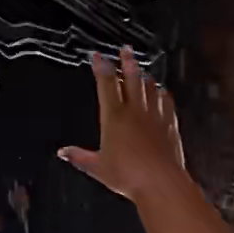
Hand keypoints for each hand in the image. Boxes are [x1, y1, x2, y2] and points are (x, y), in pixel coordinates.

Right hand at [58, 46, 189, 205]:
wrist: (160, 182)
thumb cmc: (128, 175)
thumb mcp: (97, 167)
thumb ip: (80, 157)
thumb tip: (64, 153)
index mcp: (114, 118)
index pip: (106, 84)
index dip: (101, 67)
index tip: (98, 56)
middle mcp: (135, 111)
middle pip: (131, 78)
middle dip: (127, 61)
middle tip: (125, 50)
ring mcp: (155, 116)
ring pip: (150, 87)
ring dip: (144, 76)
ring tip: (141, 69)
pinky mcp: (170, 124)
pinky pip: (167, 102)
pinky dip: (162, 94)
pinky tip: (162, 92)